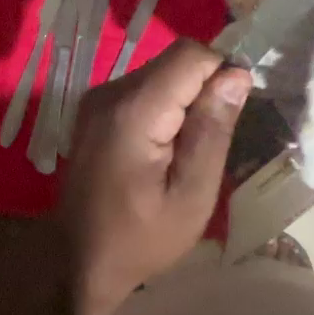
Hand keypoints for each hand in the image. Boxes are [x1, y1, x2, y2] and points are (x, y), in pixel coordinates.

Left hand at [53, 39, 250, 314]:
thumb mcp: (191, 196)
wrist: (76, 260)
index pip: (190, 54)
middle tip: (207, 141)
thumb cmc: (140, 239)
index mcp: (134, 110)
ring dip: (184, 98)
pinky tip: (162, 148)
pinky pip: (144, 86)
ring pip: (160, 70)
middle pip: (174, 60)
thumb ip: (212, 130)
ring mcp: (99, 96)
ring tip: (185, 149)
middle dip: (203, 88)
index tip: (231, 114)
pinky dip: (164, 105)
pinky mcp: (95, 106)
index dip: (220, 73)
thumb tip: (237, 74)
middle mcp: (112, 90)